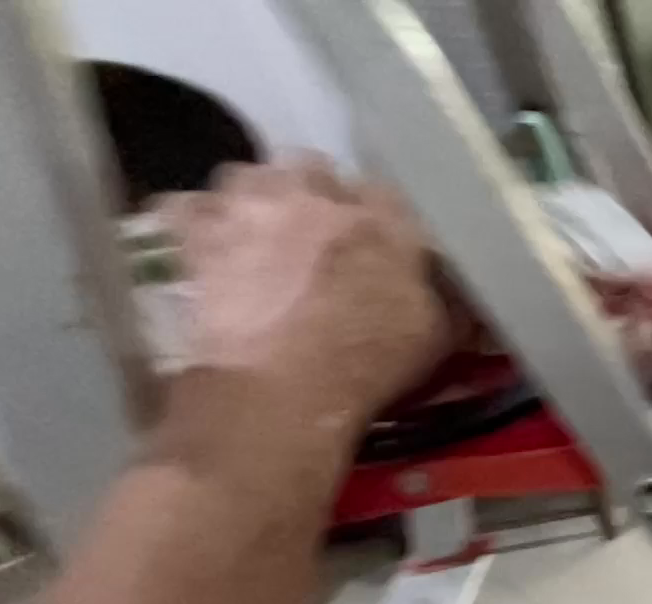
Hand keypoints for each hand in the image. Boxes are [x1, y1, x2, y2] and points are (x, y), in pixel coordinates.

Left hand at [158, 158, 448, 444]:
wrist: (283, 388)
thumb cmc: (372, 363)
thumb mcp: (439, 336)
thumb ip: (450, 299)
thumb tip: (462, 288)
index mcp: (382, 222)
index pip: (388, 194)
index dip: (386, 219)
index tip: (389, 245)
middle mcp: (314, 196)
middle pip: (315, 167)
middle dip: (320, 194)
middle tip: (327, 236)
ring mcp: (247, 207)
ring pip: (251, 175)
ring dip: (263, 199)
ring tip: (271, 235)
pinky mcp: (193, 231)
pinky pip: (189, 205)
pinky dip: (203, 221)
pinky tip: (218, 245)